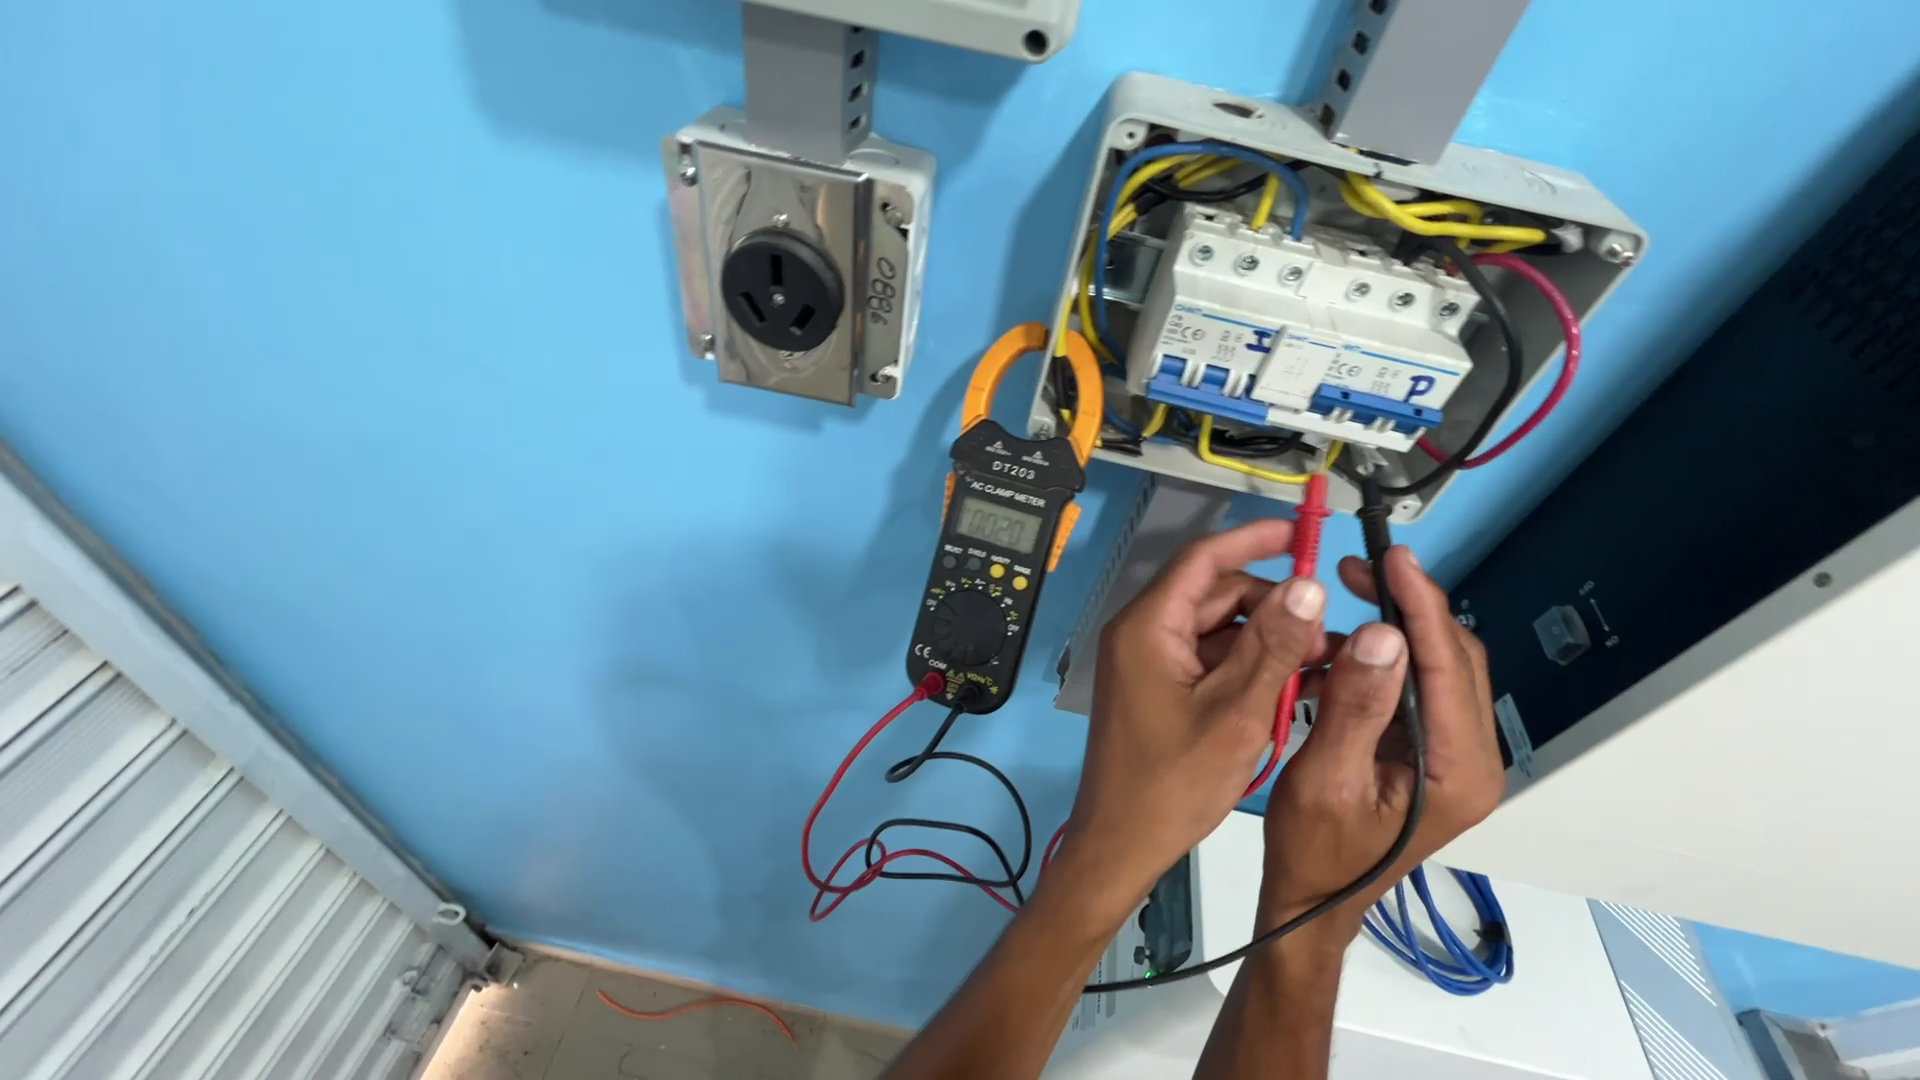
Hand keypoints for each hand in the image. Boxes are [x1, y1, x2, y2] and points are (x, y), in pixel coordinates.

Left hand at [1065, 520, 1336, 916]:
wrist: (1123, 842)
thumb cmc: (1174, 782)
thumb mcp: (1236, 712)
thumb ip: (1273, 646)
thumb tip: (1308, 585)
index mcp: (1147, 626)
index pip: (1202, 559)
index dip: (1253, 540)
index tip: (1303, 533)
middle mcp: (1142, 633)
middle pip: (1213, 595)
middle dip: (1271, 606)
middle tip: (1328, 634)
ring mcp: (1148, 661)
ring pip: (1215, 629)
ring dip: (1264, 639)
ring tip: (1321, 665)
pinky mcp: (1158, 686)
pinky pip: (1207, 658)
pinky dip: (1246, 665)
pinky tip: (1290, 685)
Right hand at [1258, 546, 1502, 938]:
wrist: (1312, 900)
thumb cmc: (1315, 850)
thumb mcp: (1325, 779)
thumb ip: (1357, 708)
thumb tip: (1385, 634)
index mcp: (1459, 769)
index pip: (1451, 667)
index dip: (1423, 606)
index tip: (1393, 556)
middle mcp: (1471, 757)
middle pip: (1455, 660)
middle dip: (1409, 608)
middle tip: (1356, 569)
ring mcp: (1451, 755)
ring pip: (1435, 668)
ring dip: (1391, 630)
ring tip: (1340, 603)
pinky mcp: (1426, 752)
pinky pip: (1412, 687)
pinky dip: (1377, 659)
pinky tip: (1336, 651)